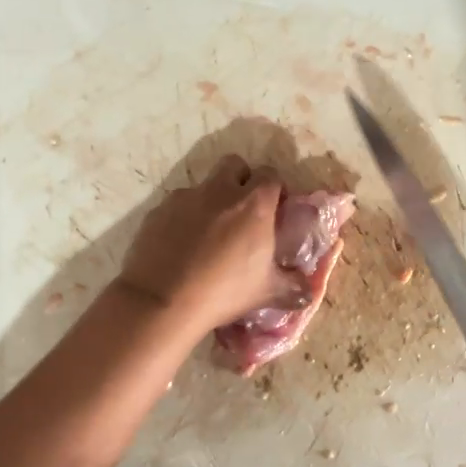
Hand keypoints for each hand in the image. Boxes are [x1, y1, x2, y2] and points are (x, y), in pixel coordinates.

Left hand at [118, 156, 307, 331]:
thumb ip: (293, 287)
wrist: (163, 301)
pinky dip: (183, 217)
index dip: (275, 189)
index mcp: (253, 204)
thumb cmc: (225, 291)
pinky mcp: (157, 210)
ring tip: (209, 234)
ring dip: (211, 200)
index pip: (271, 175)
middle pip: (235, 165)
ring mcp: (185, 197)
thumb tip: (308, 291)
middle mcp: (219, 191)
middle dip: (241, 179)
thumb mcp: (267, 293)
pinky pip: (177, 205)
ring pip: (203, 186)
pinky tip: (182, 245)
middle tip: (243, 211)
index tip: (275, 210)